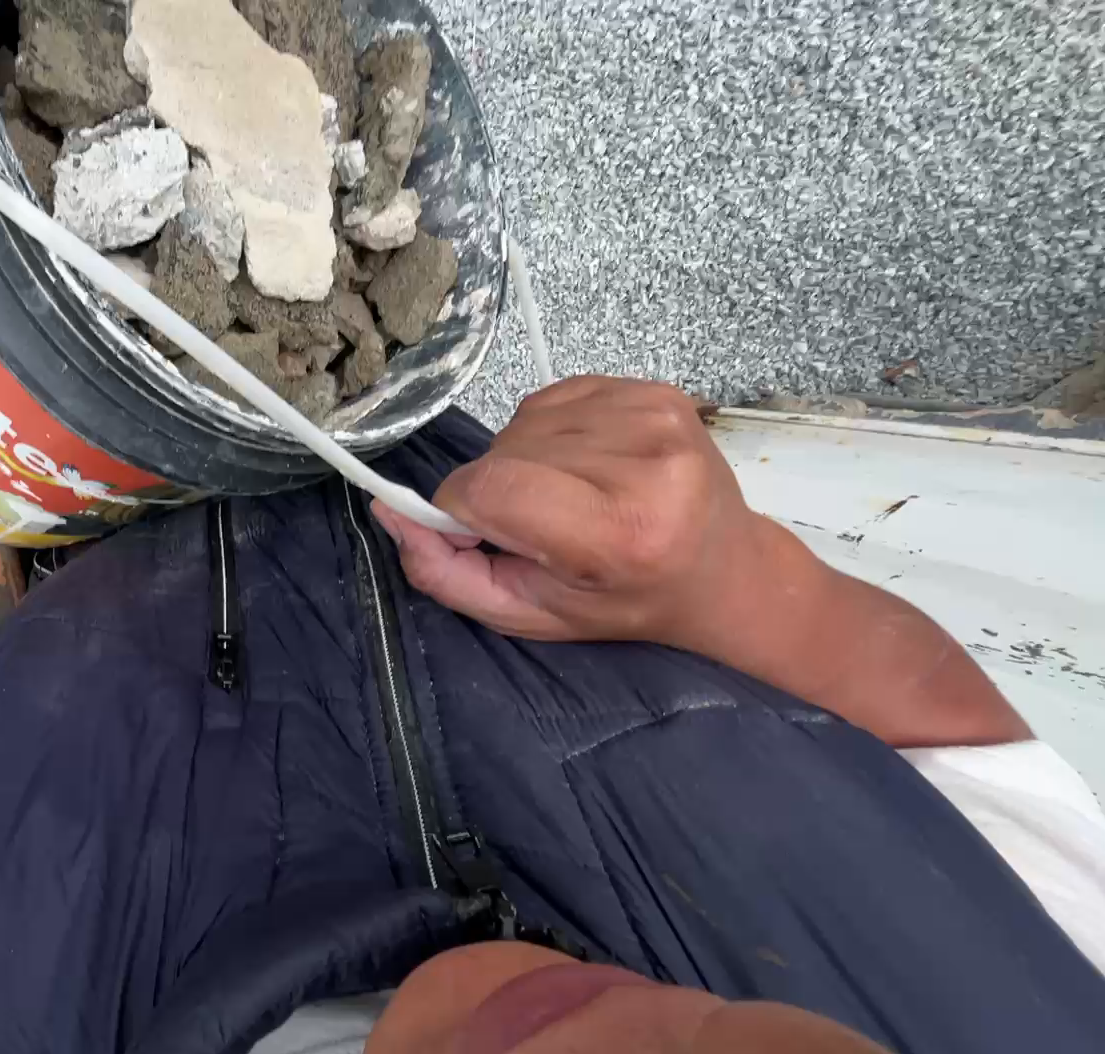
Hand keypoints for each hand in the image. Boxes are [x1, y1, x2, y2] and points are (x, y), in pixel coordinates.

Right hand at [373, 376, 774, 653]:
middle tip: (537, 524)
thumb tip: (385, 510)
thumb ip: (442, 570)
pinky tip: (580, 466)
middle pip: (500, 455)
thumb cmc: (616, 602)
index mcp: (619, 531)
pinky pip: (548, 402)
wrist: (719, 571)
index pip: (489, 489)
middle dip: (494, 490)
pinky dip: (545, 436)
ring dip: (520, 462)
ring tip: (564, 496)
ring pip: (518, 427)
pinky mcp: (653, 390)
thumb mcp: (521, 612)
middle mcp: (645, 463)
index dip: (460, 510)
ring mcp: (654, 416)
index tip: (483, 536)